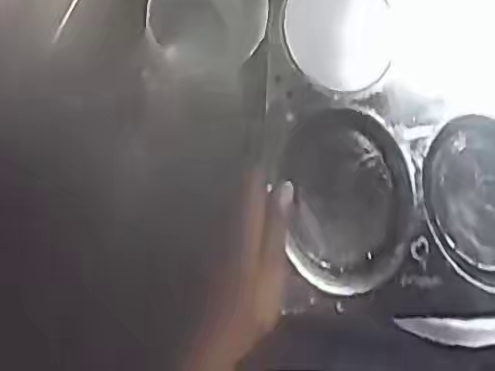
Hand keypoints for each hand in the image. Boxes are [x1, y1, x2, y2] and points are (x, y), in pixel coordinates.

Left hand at [182, 176, 292, 370]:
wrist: (212, 340)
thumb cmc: (248, 303)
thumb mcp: (273, 267)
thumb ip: (277, 226)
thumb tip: (285, 186)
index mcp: (242, 221)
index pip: (250, 181)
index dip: (262, 165)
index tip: (275, 154)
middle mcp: (224, 222)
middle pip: (237, 189)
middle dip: (253, 177)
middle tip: (273, 169)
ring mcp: (214, 237)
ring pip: (230, 204)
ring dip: (245, 195)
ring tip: (263, 191)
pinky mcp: (209, 253)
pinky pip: (225, 221)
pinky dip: (237, 215)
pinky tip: (248, 222)